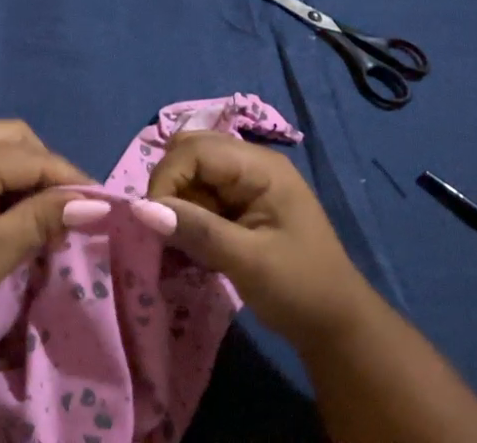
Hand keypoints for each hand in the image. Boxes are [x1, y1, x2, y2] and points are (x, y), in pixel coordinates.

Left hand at [0, 120, 94, 346]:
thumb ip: (45, 218)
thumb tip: (96, 203)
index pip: (35, 158)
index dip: (72, 180)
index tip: (102, 206)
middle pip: (15, 138)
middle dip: (46, 166)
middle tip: (66, 207)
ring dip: (24, 170)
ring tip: (42, 211)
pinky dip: (1, 176)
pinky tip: (10, 211)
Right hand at [143, 131, 373, 342]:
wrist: (336, 326)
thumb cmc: (299, 289)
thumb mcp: (247, 261)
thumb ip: (195, 230)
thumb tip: (140, 209)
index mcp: (261, 167)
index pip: (196, 150)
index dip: (167, 177)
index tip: (154, 219)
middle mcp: (251, 164)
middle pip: (191, 150)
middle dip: (170, 184)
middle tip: (165, 225)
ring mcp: (246, 183)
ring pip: (191, 172)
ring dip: (177, 200)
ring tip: (178, 236)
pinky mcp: (239, 204)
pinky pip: (200, 193)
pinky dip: (186, 213)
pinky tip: (190, 241)